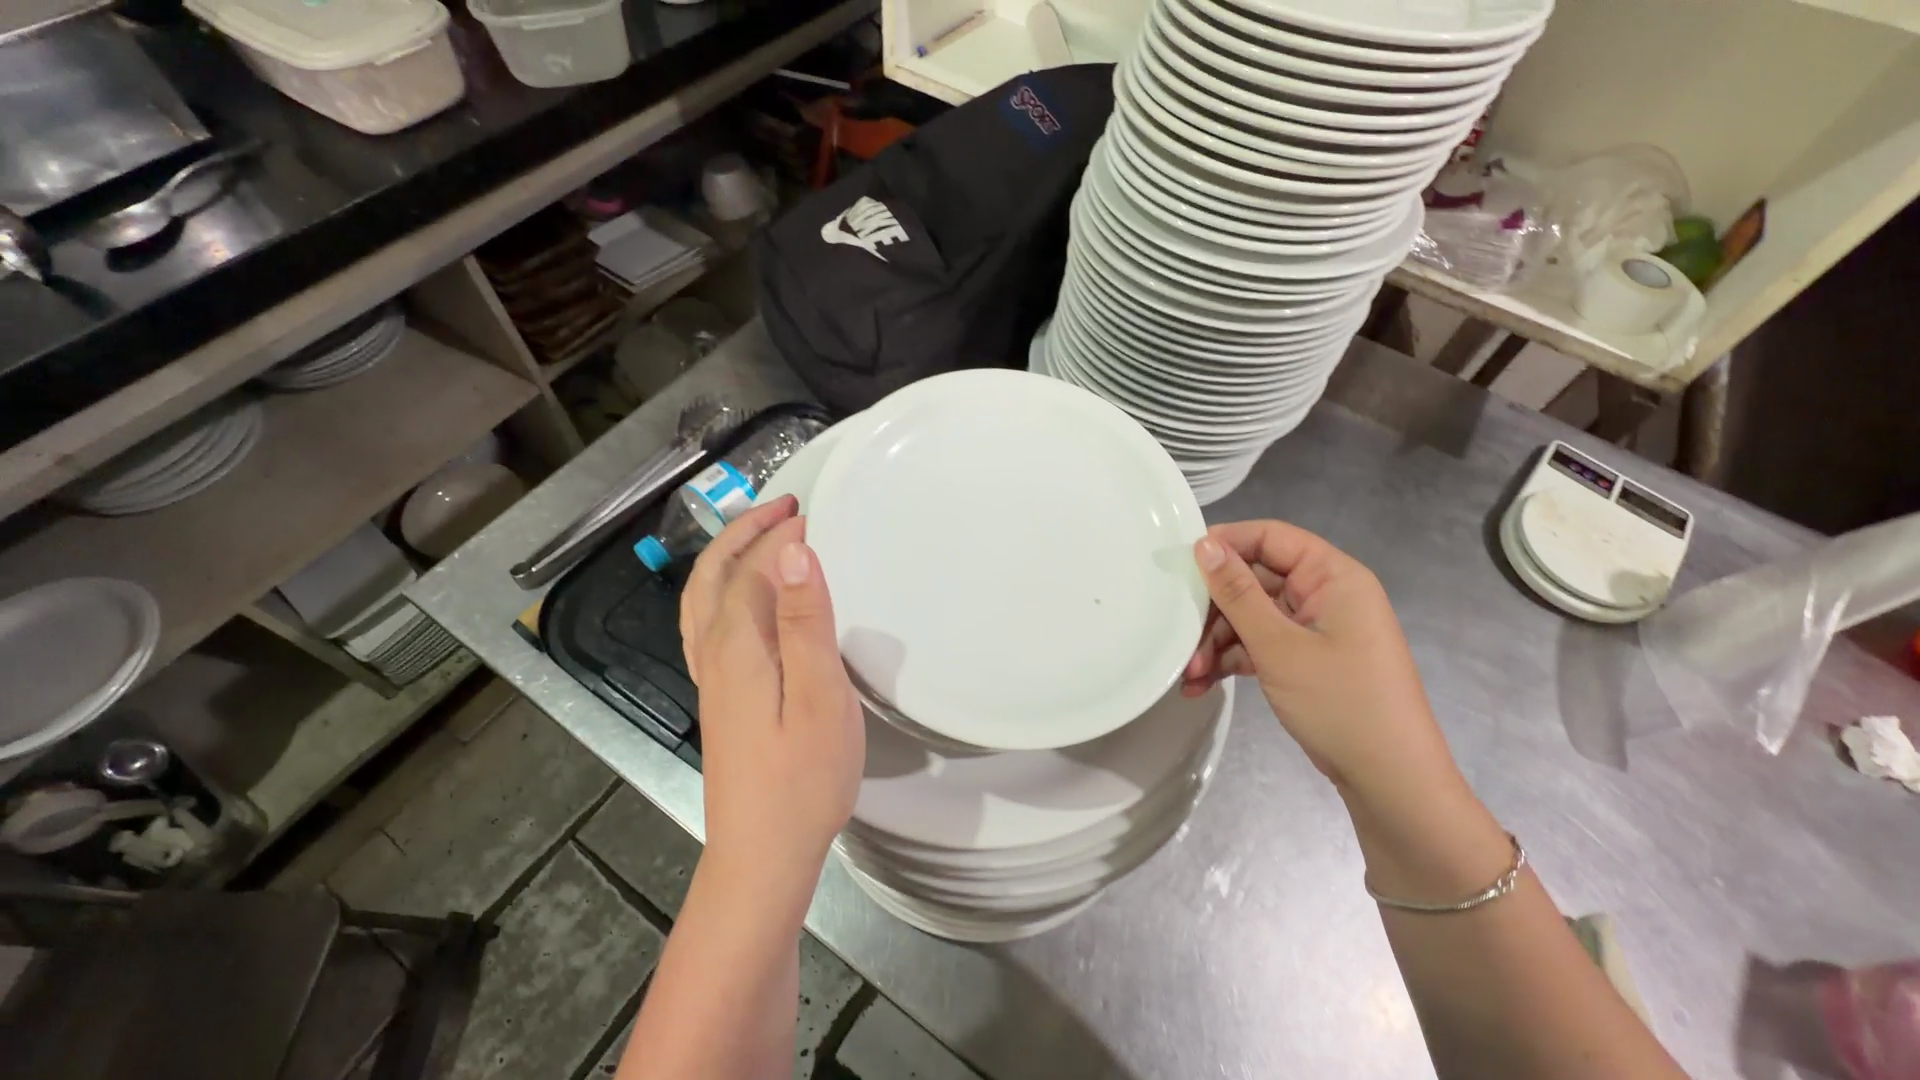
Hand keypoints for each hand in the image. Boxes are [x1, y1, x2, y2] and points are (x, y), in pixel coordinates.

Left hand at [680, 496, 863, 889]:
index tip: (815, 511)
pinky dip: (721, 591)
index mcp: (738, 647)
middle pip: (715, 576)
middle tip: (785, 506)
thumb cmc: (802, 779)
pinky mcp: (718, 700)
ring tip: (761, 537)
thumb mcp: (819, 699)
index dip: (780, 535)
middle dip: (745, 533)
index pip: (754, 570)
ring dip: (729, 557)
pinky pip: (706, 625)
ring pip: (704, 599)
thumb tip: (793, 551)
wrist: (761, 854)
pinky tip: (742, 602)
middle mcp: (714, 654)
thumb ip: (806, 624)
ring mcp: (711, 679)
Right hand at [1183, 520, 1457, 797]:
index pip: (1271, 537)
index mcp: (1333, 576)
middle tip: (1179, 634)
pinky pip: (1262, 645)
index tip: (1179, 564)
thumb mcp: (1279, 646)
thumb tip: (1203, 545)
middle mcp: (1326, 594)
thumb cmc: (1341, 702)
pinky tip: (1202, 685)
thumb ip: (1238, 593)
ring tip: (1190, 674)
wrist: (1389, 779)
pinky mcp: (1308, 660)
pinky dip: (1234, 661)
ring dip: (1218, 642)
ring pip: (1253, 617)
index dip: (1225, 544)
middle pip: (1256, 580)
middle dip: (1215, 609)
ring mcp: (1317, 629)